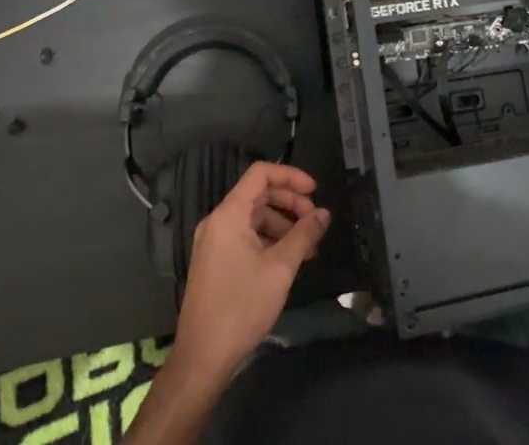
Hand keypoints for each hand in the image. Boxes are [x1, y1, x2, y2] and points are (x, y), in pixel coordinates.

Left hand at [173, 161, 330, 376]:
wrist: (204, 354)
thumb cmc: (242, 305)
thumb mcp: (280, 268)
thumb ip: (304, 234)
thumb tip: (324, 213)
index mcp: (229, 215)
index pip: (260, 174)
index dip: (291, 176)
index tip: (316, 191)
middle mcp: (218, 222)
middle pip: (258, 195)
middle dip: (290, 202)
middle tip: (316, 222)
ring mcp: (215, 242)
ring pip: (254, 218)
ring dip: (283, 224)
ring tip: (308, 246)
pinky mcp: (216, 261)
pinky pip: (246, 237)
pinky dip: (270, 240)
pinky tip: (290, 259)